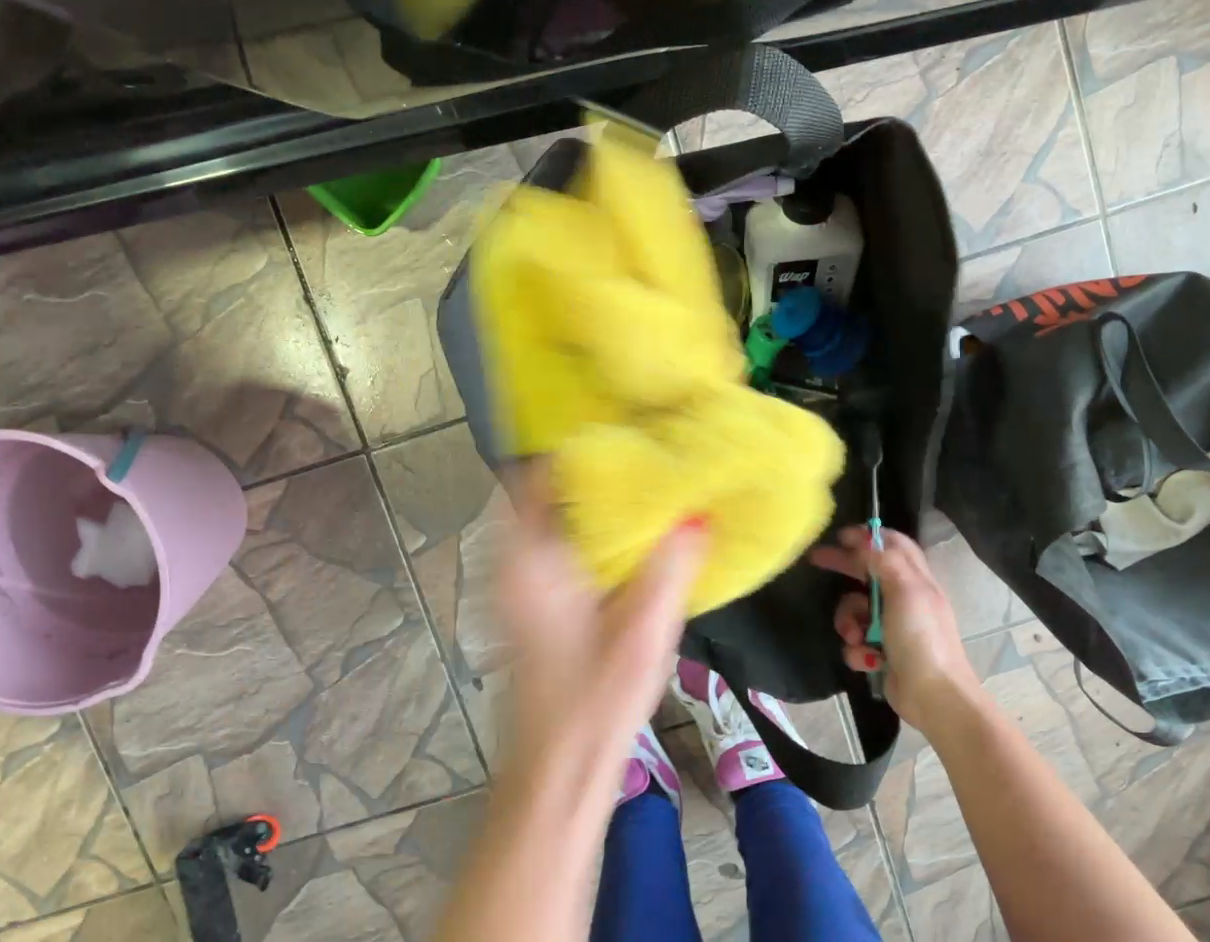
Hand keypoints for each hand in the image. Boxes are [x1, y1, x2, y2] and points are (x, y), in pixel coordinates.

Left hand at [492, 466, 705, 790]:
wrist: (554, 774)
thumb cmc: (591, 707)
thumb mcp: (642, 635)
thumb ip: (670, 570)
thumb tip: (698, 515)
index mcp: (527, 563)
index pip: (534, 477)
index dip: (576, 451)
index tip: (625, 436)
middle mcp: (511, 566)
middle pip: (541, 494)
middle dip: (589, 474)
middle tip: (644, 457)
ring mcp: (515, 588)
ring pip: (547, 521)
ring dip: (588, 504)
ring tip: (645, 489)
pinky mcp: (529, 607)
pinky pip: (554, 547)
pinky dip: (586, 533)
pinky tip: (630, 542)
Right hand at [810, 526, 980, 730]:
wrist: (934, 696)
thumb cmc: (921, 638)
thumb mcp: (906, 591)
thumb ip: (884, 560)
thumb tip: (864, 539)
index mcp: (915, 580)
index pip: (893, 545)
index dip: (868, 536)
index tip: (840, 535)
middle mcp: (904, 599)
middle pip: (868, 573)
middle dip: (844, 568)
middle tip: (817, 560)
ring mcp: (892, 627)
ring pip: (855, 610)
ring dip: (848, 622)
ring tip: (856, 637)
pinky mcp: (882, 653)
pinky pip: (857, 642)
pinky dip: (858, 650)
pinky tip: (868, 660)